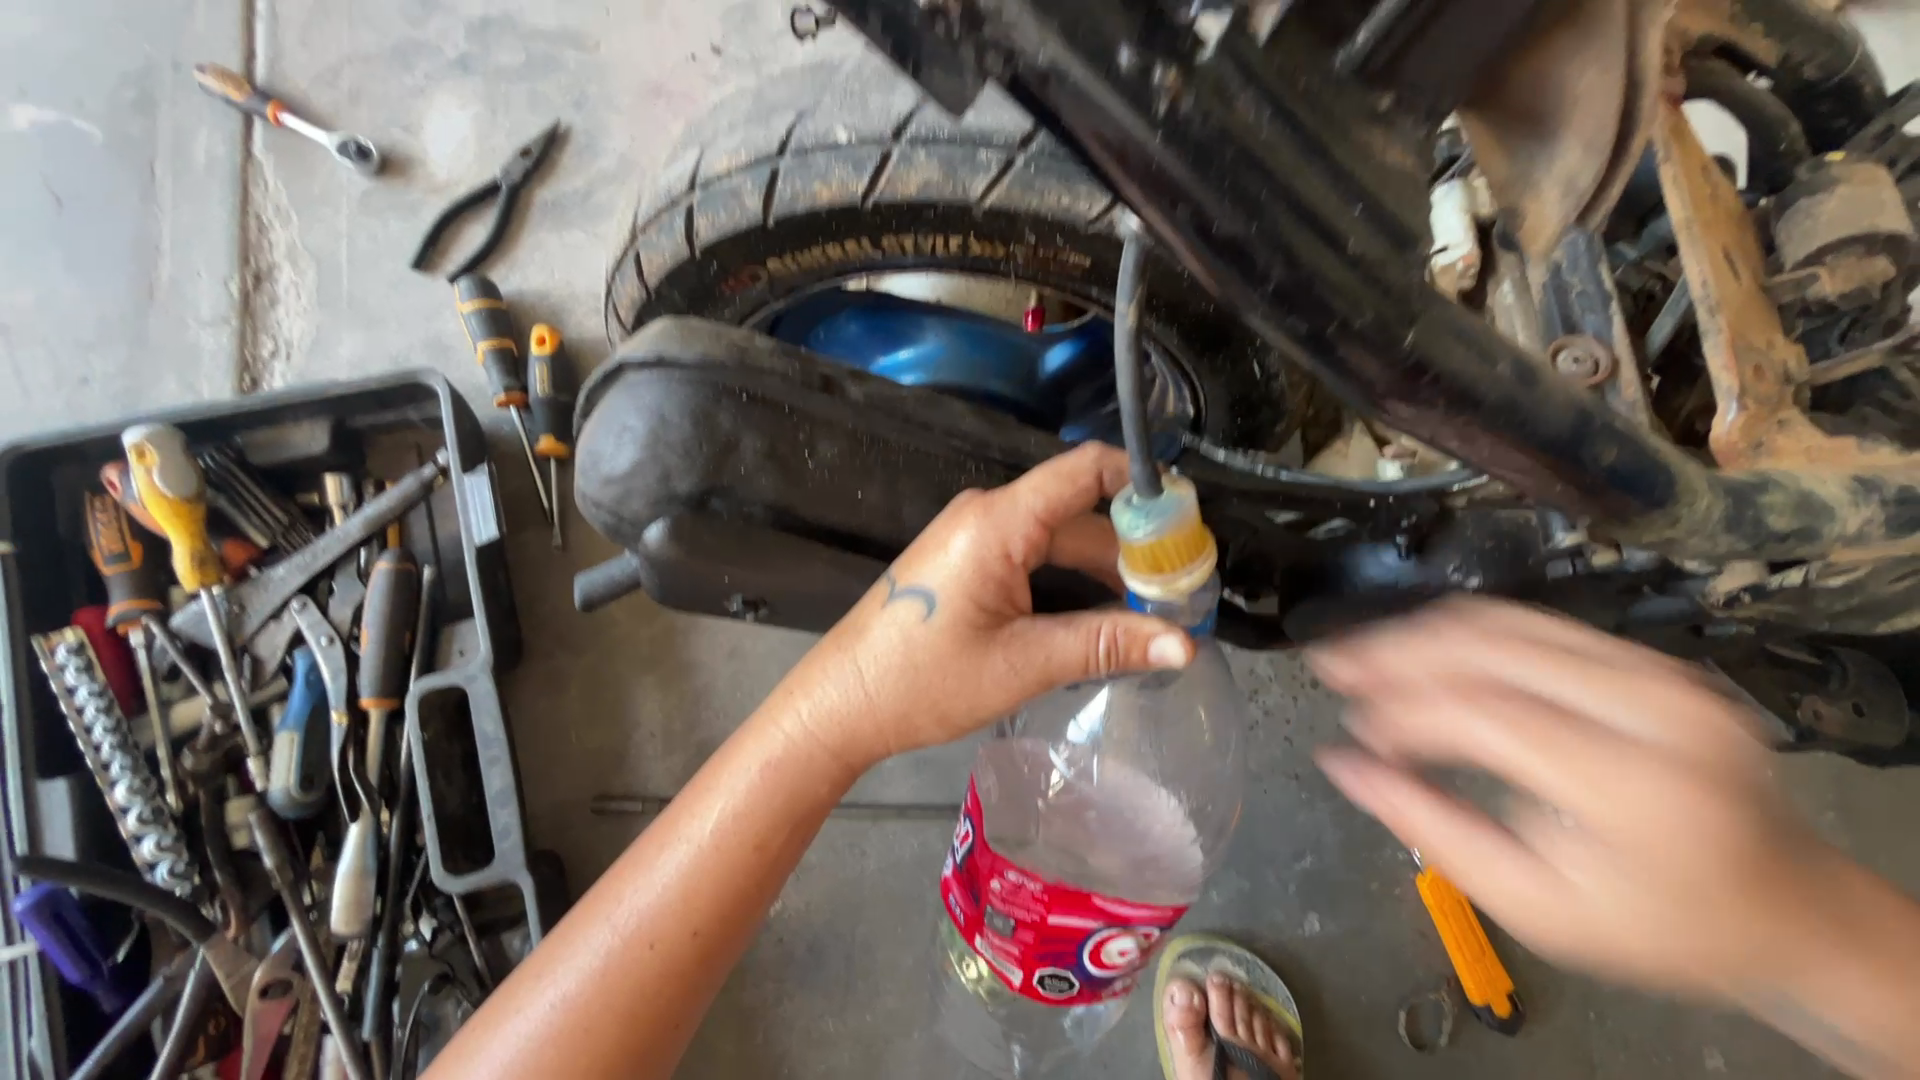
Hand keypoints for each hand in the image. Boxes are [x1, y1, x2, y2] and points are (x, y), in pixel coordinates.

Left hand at [771, 443, 1194, 769]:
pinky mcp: (964, 561)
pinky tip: (1100, 615)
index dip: (1144, 485)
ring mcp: (972, 536)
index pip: (1087, 471)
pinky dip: (1069, 579)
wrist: (841, 704)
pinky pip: (1031, 555)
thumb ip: (1105, 644)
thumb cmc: (923, 681)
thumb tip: (1184, 645)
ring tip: (1152, 613)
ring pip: (1057, 538)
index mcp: (998, 522)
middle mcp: (986, 514)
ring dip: (1103, 570)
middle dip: (1133, 548)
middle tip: (1183, 594)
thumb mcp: (1023, 664)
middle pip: (1079, 512)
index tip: (1191, 524)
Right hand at [1309, 597, 1857, 1000]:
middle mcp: (1653, 705)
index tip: (1354, 734)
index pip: (1484, 714)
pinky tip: (1414, 651)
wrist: (1785, 905)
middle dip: (1393, 651)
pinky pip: (1529, 623)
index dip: (1401, 713)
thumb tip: (1341, 764)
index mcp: (1636, 782)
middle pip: (1488, 645)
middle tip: (1328, 667)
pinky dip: (1457, 632)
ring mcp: (1655, 670)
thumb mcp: (1535, 906)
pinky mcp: (1644, 658)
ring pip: (1502, 620)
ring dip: (1417, 633)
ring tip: (1356, 654)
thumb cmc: (1655, 924)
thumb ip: (1432, 830)